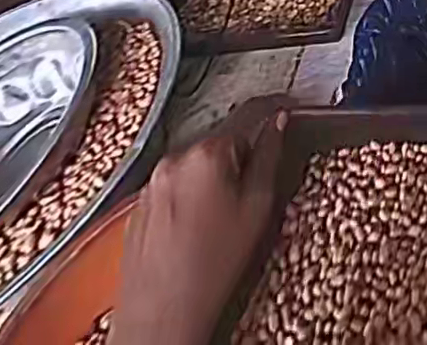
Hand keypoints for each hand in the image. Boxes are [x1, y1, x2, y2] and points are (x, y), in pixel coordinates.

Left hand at [112, 98, 286, 344]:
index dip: (274, 107)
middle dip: (241, 153)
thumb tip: (277, 122)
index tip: (289, 106)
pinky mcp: (138, 204)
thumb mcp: (257, 207)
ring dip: (216, 173)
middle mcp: (174, 158)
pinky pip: (176, 182)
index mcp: (206, 154)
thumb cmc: (213, 267)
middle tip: (254, 186)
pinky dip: (193, 191)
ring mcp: (152, 181)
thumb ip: (270, 155)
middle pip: (221, 139)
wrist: (159, 320)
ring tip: (224, 215)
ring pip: (198, 161)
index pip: (248, 114)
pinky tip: (200, 226)